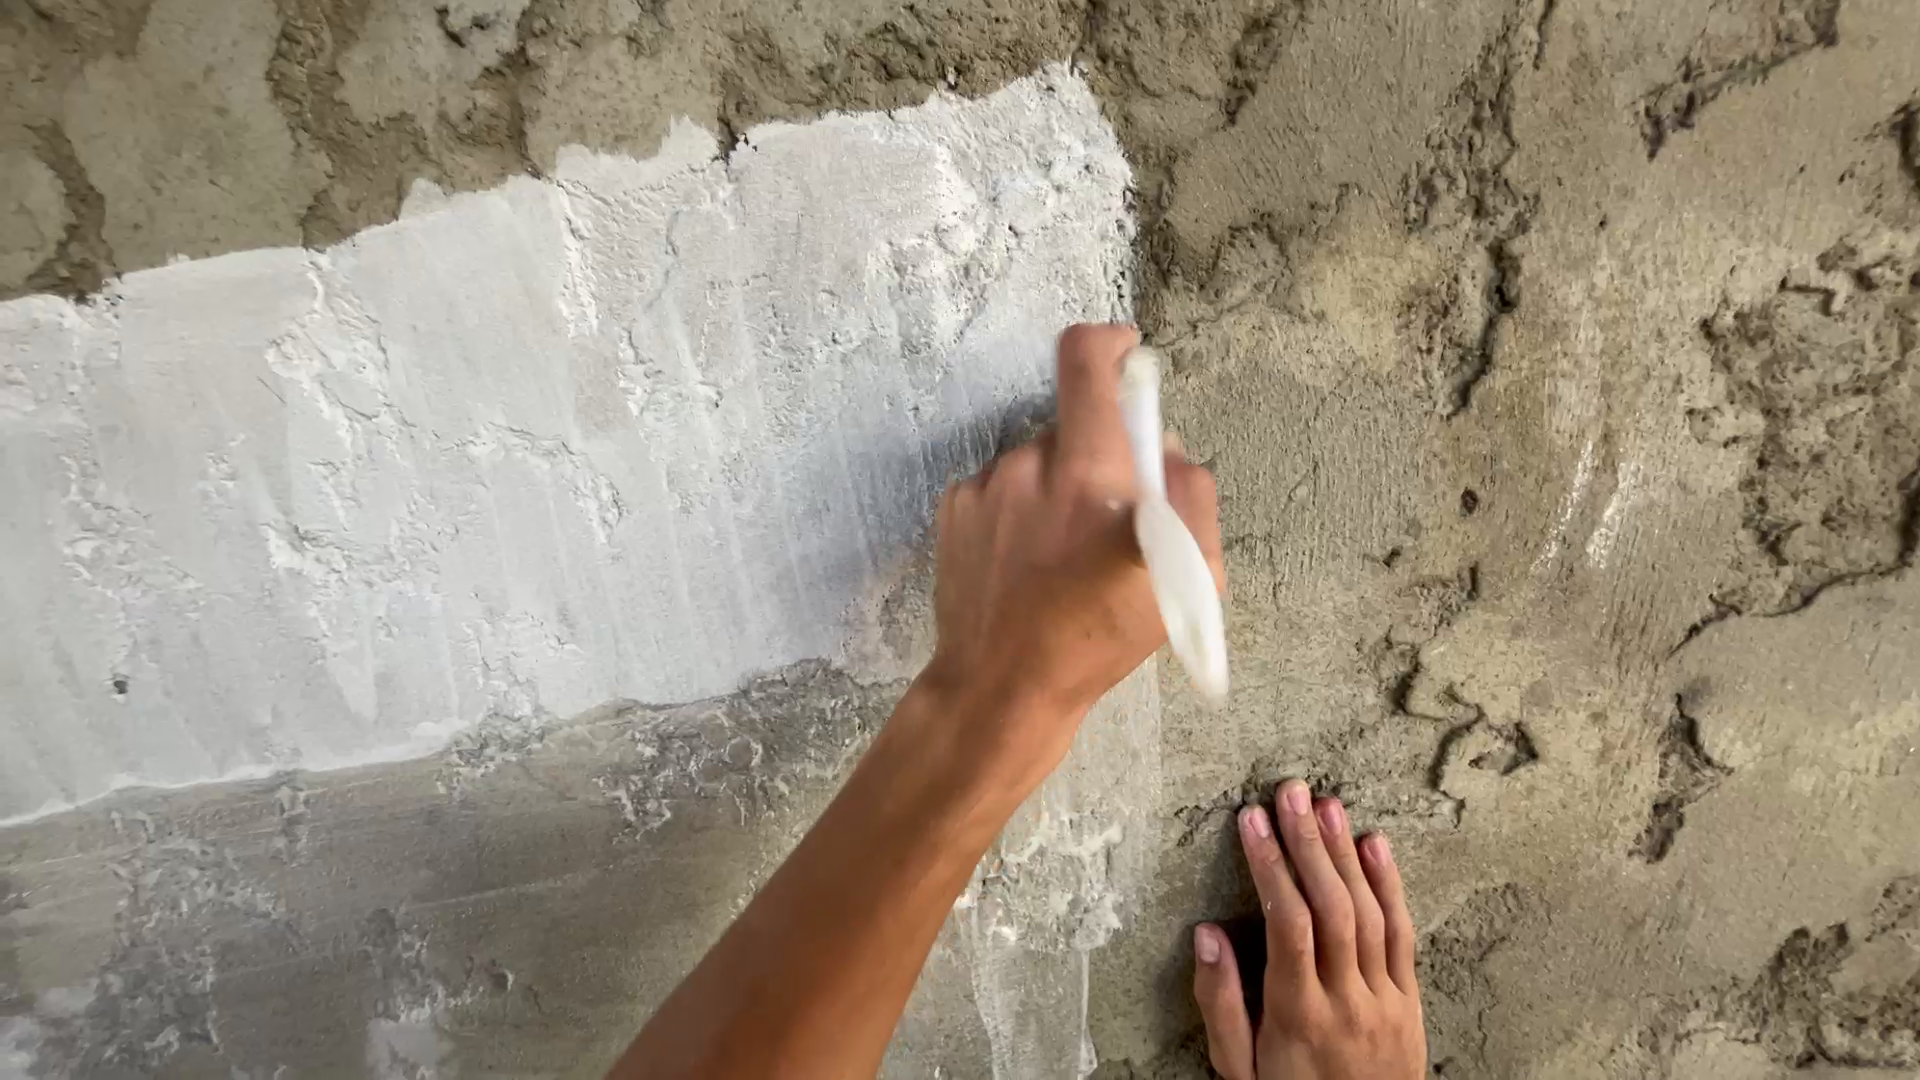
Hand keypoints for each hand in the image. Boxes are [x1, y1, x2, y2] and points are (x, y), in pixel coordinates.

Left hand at [916, 324, 1221, 782]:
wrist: (1001, 685)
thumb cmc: (1099, 638)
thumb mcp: (1186, 578)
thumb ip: (1190, 494)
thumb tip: (1164, 446)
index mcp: (1089, 474)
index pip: (1086, 362)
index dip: (1109, 344)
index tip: (1126, 355)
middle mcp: (1028, 465)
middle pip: (1073, 426)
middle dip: (1098, 455)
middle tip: (1104, 513)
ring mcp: (985, 485)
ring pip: (1037, 461)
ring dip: (1056, 488)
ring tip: (1058, 555)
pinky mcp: (954, 507)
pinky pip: (1002, 487)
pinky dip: (1020, 509)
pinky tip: (1022, 560)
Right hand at [1193, 781, 1427, 1079]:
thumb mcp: (1237, 1068)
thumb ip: (1220, 1003)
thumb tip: (1206, 933)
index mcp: (1299, 1014)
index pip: (1288, 924)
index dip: (1269, 866)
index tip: (1250, 819)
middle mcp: (1348, 1001)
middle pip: (1332, 908)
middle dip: (1307, 843)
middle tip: (1290, 792)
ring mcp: (1386, 1000)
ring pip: (1370, 913)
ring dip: (1345, 853)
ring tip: (1325, 804)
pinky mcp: (1410, 1002)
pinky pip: (1404, 936)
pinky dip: (1390, 886)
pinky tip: (1375, 845)